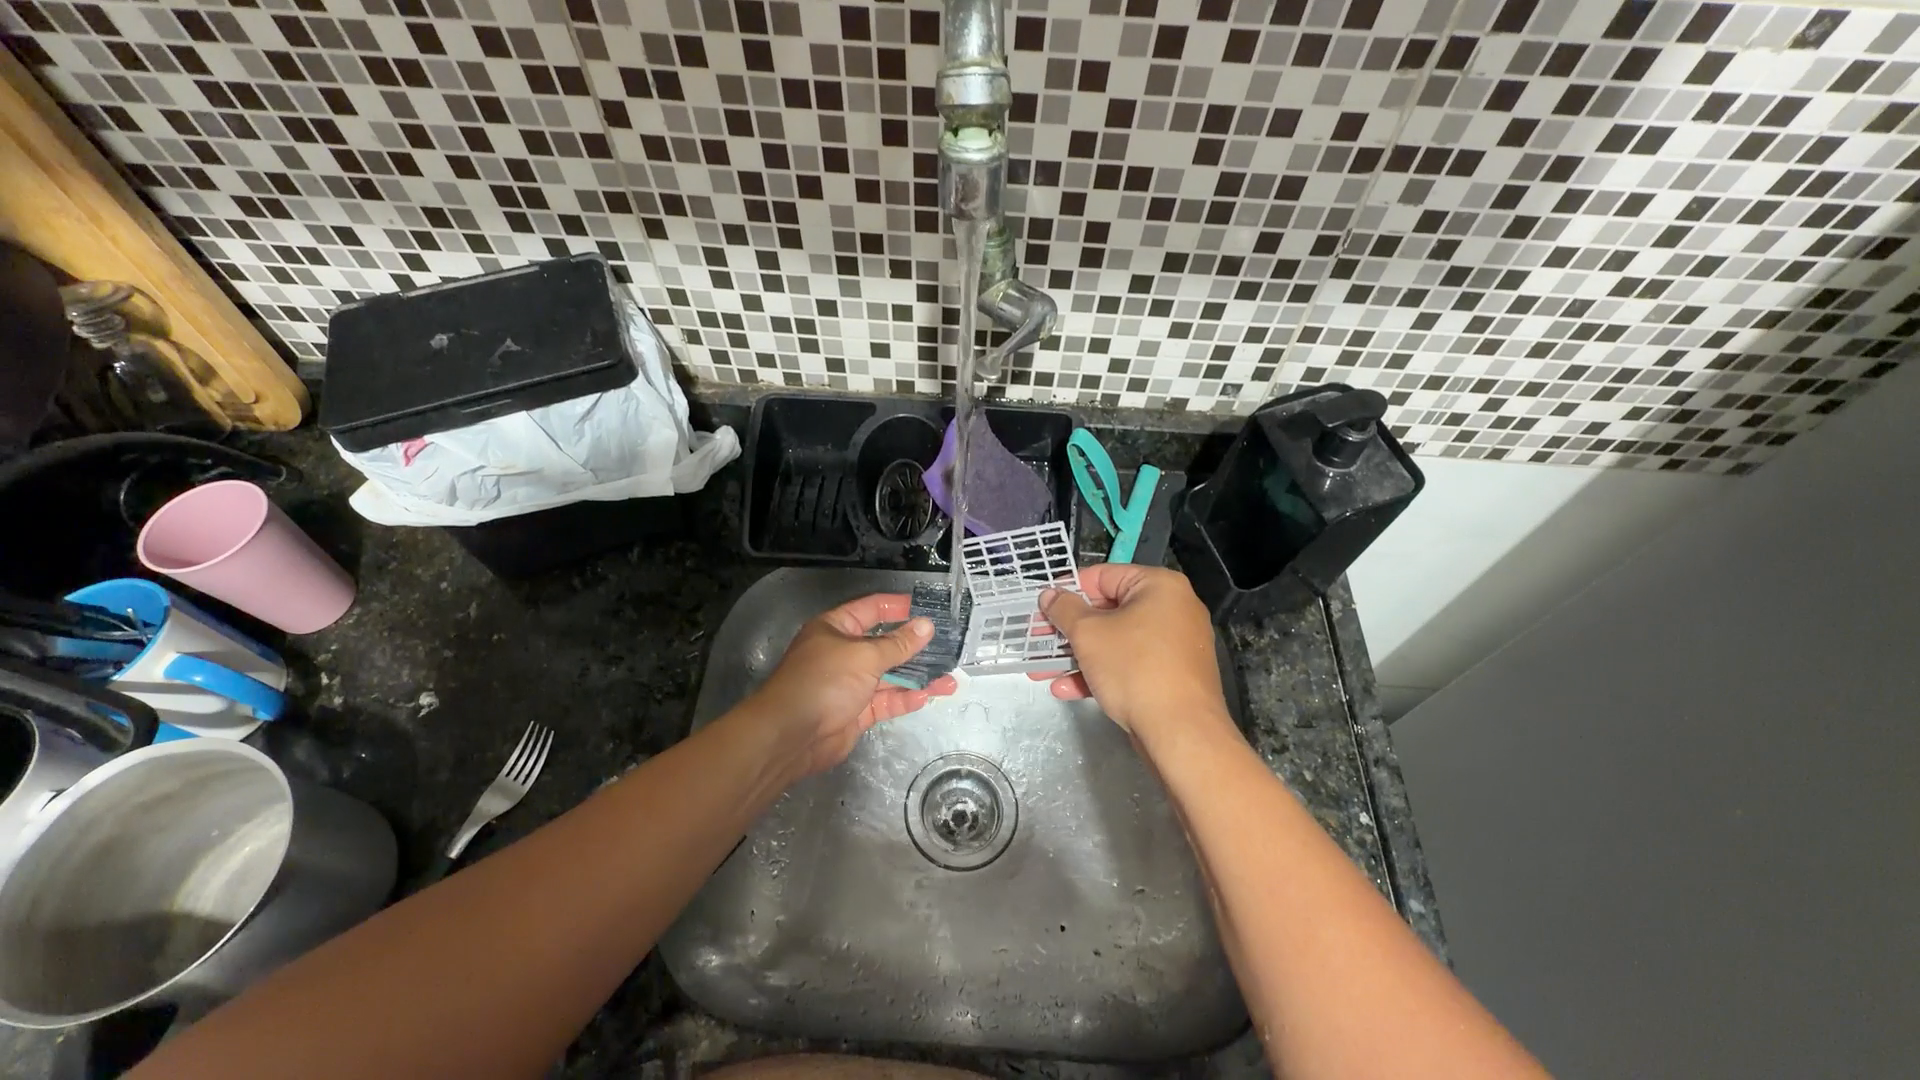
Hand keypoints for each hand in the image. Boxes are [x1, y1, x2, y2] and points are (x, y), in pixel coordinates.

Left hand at [742, 593, 956, 777]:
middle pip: (885, 645)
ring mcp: (849, 684)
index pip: (872, 609)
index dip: (899, 607)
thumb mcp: (864, 656)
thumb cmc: (824, 682)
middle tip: (947, 648)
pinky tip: (928, 696)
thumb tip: (926, 626)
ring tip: (949, 679)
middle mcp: (843, 653)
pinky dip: (905, 699)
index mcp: (836, 628)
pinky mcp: (856, 711)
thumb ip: (898, 644)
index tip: (928, 609)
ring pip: (889, 676)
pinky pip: (885, 701)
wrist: (791, 735)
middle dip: (915, 648)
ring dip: (917, 677)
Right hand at [1030, 564, 1230, 740]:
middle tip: (1037, 638)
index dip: (1068, 590)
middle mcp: (1172, 610)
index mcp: (1159, 586)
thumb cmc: (1135, 668)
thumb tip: (1050, 595)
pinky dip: (1100, 673)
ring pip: (1115, 642)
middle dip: (1068, 630)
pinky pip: (1129, 665)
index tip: (1042, 606)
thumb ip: (1064, 610)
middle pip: (1108, 611)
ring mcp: (1173, 646)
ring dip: (1077, 655)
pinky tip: (1067, 690)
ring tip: (1042, 669)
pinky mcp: (1170, 676)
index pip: (1103, 576)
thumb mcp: (1088, 634)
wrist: (1180, 732)